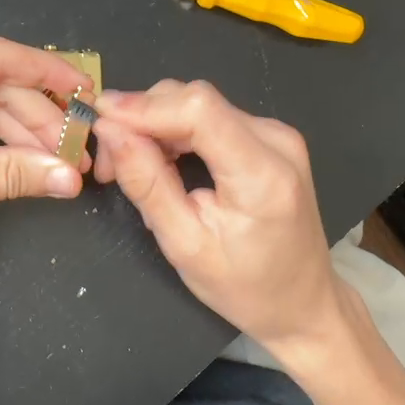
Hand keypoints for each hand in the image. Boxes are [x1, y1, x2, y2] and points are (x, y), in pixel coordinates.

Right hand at [91, 80, 346, 359]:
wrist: (304, 304)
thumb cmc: (246, 288)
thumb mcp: (184, 247)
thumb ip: (147, 184)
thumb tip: (108, 129)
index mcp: (263, 174)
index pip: (199, 110)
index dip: (145, 106)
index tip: (100, 116)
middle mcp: (275, 139)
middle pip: (193, 100)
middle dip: (141, 120)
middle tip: (108, 163)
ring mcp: (275, 132)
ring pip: (195, 102)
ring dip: (154, 124)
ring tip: (130, 165)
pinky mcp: (266, 133)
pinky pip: (207, 114)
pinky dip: (174, 129)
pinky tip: (160, 159)